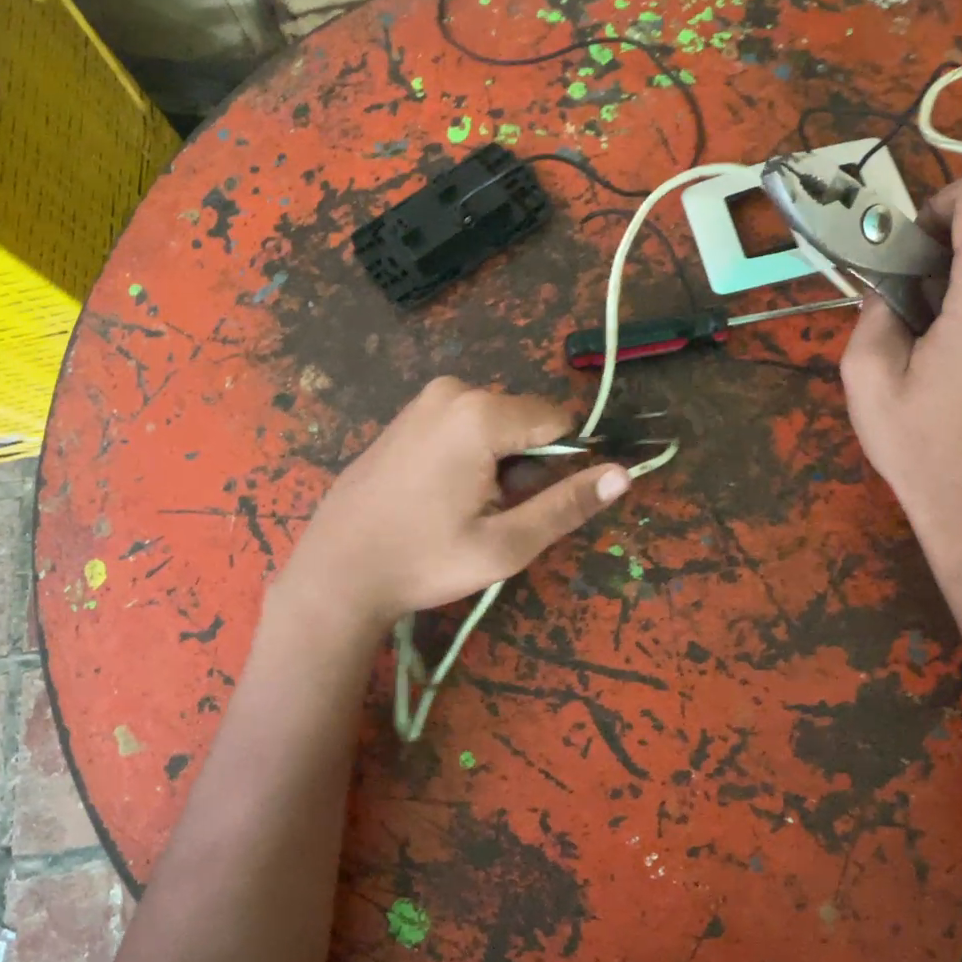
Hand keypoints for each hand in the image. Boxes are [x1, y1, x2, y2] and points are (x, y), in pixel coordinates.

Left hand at [275, 378, 630, 630]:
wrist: (337, 571)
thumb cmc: (424, 560)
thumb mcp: (505, 544)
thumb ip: (566, 505)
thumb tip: (624, 474)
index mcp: (480, 413)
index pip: (559, 419)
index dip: (561, 464)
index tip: (533, 505)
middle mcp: (453, 390)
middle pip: (525, 420)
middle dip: (525, 465)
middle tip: (493, 515)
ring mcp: (424, 399)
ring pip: (496, 424)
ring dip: (498, 463)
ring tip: (463, 509)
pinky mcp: (407, 414)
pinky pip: (463, 424)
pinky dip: (469, 455)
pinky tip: (440, 496)